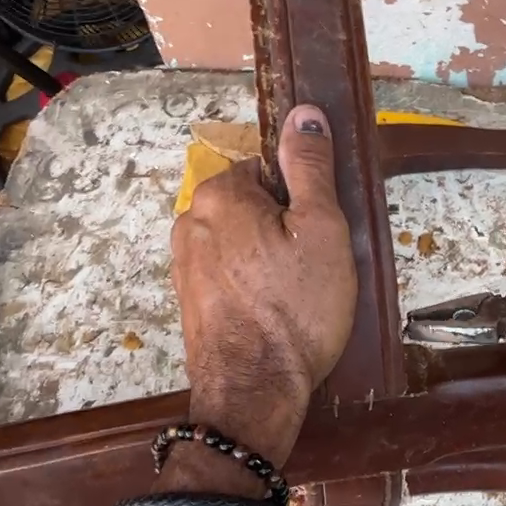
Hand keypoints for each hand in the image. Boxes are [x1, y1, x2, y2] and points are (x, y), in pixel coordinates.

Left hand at [170, 104, 355, 462]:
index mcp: (220, 194)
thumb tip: (305, 113)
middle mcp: (190, 221)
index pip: (270, 170)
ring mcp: (183, 263)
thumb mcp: (322, 228)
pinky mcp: (188, 299)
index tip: (317, 236)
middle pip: (253, 205)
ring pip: (242, 241)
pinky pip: (229, 272)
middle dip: (284, 228)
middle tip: (313, 269)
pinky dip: (251, 284)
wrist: (253, 393)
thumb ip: (311, 166)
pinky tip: (273, 313)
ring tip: (295, 295)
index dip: (301, 200)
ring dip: (268, 258)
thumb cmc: (297, 308)